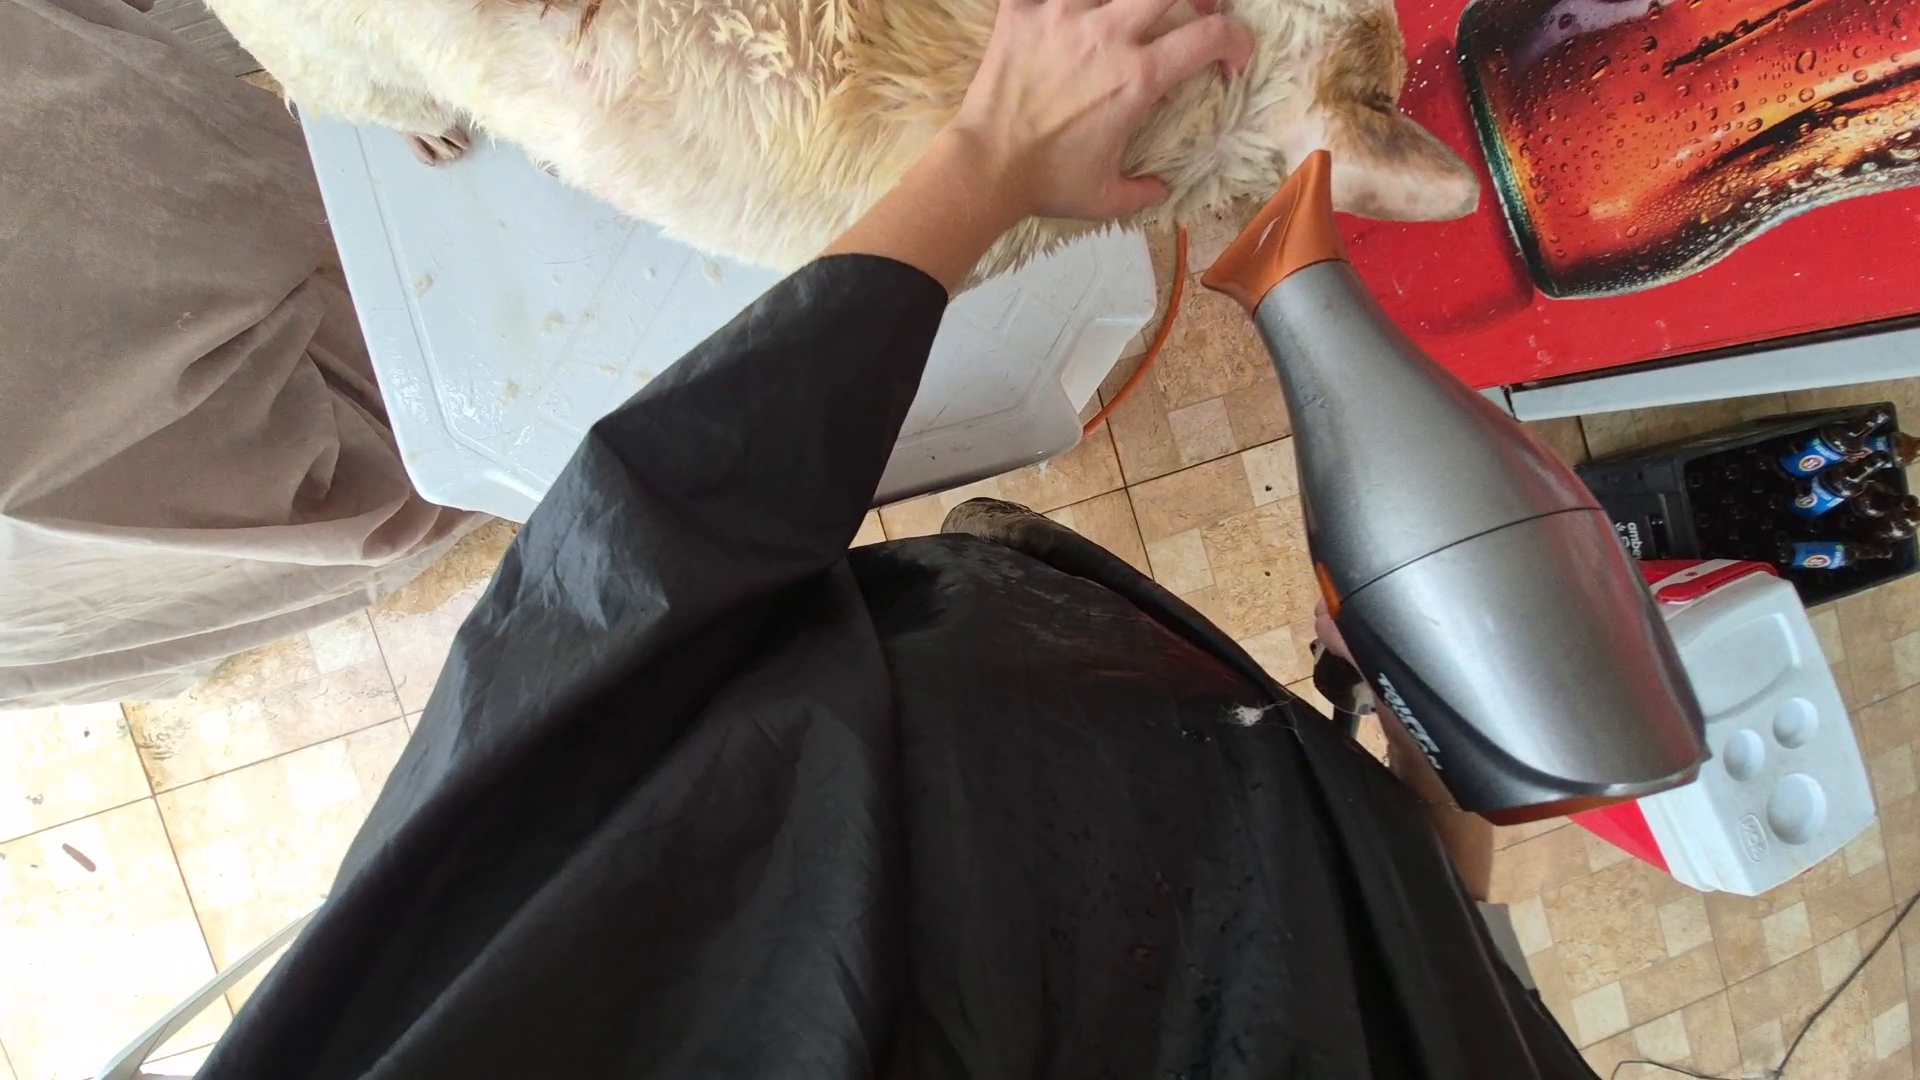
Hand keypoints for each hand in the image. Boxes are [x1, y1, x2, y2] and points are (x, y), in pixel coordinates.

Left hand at [948, 0, 1253, 220]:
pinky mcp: (1023, 12)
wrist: (986, 169)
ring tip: (1132, 10)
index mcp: (1136, 79)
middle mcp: (1107, 35)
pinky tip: (1063, 10)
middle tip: (1197, 10)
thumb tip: (1161, 191)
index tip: (1233, 60)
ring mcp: (1064, 15)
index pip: (1208, 39)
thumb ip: (1141, 193)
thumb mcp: (1103, 199)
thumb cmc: (1046, 185)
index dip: (1235, 42)